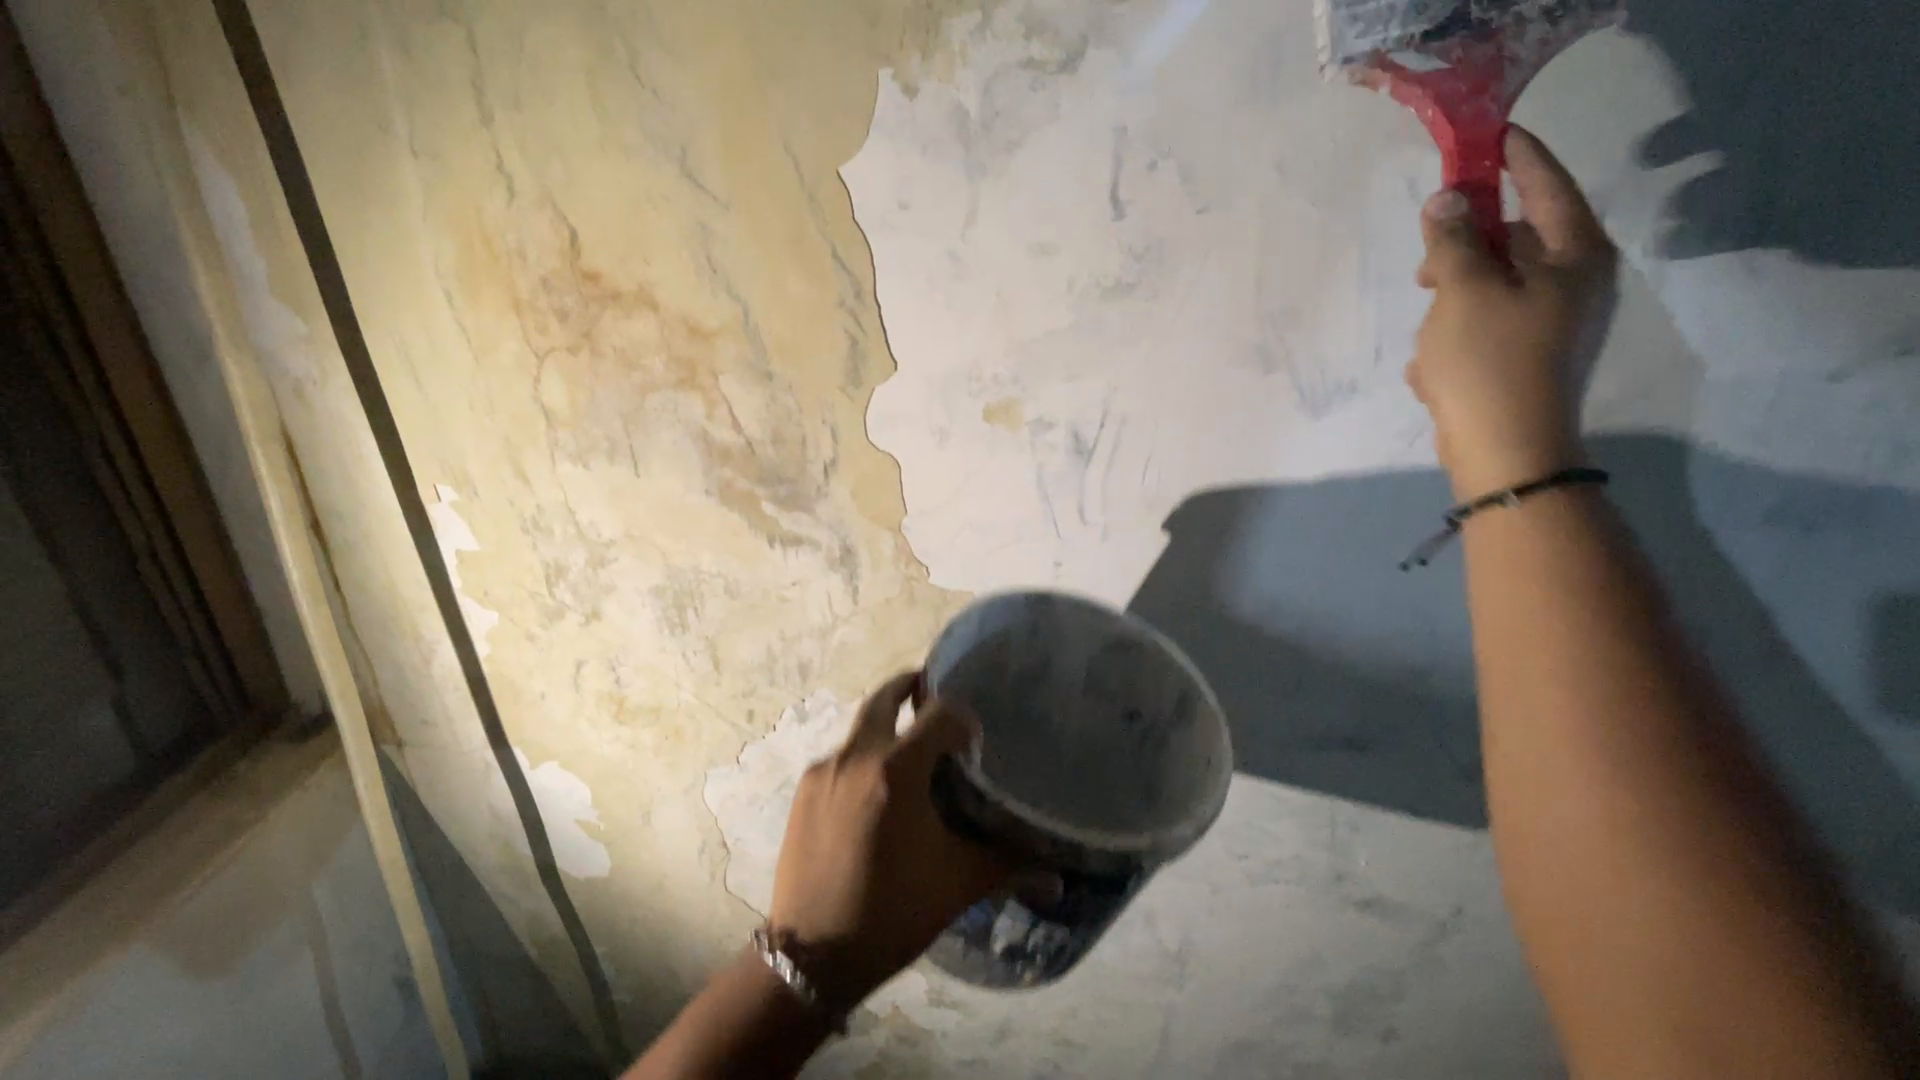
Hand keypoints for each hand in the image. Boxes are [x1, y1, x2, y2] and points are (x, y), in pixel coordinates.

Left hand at [768, 671, 1007, 1004]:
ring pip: (858, 729)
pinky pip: (838, 759)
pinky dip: (861, 759)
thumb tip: (1059, 876)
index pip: (939, 715)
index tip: (975, 739)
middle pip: (883, 699)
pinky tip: (875, 794)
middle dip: (909, 689)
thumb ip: (1010, 864)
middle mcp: (855, 758)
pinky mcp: (802, 794)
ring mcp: (822, 773)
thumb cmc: (894, 913)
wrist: (812, 955)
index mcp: (896, 771)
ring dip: (883, 728)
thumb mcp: (959, 883)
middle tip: (931, 694)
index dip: (962, 718)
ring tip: (907, 754)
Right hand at [1408, 125, 1619, 497]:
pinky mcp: (1521, 351)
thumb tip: (1446, 200)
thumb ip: (1451, 238)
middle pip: (1512, 235)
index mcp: (1573, 254)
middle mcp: (1570, 280)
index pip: (1547, 184)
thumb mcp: (1461, 289)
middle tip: (1424, 258)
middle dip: (1463, 244)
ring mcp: (1547, 319)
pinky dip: (1453, 332)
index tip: (1485, 135)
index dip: (1515, 157)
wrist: (1503, 450)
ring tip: (1427, 325)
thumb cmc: (1488, 360)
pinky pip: (1480, 321)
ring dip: (1450, 295)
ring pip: (1489, 281)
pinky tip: (1435, 361)